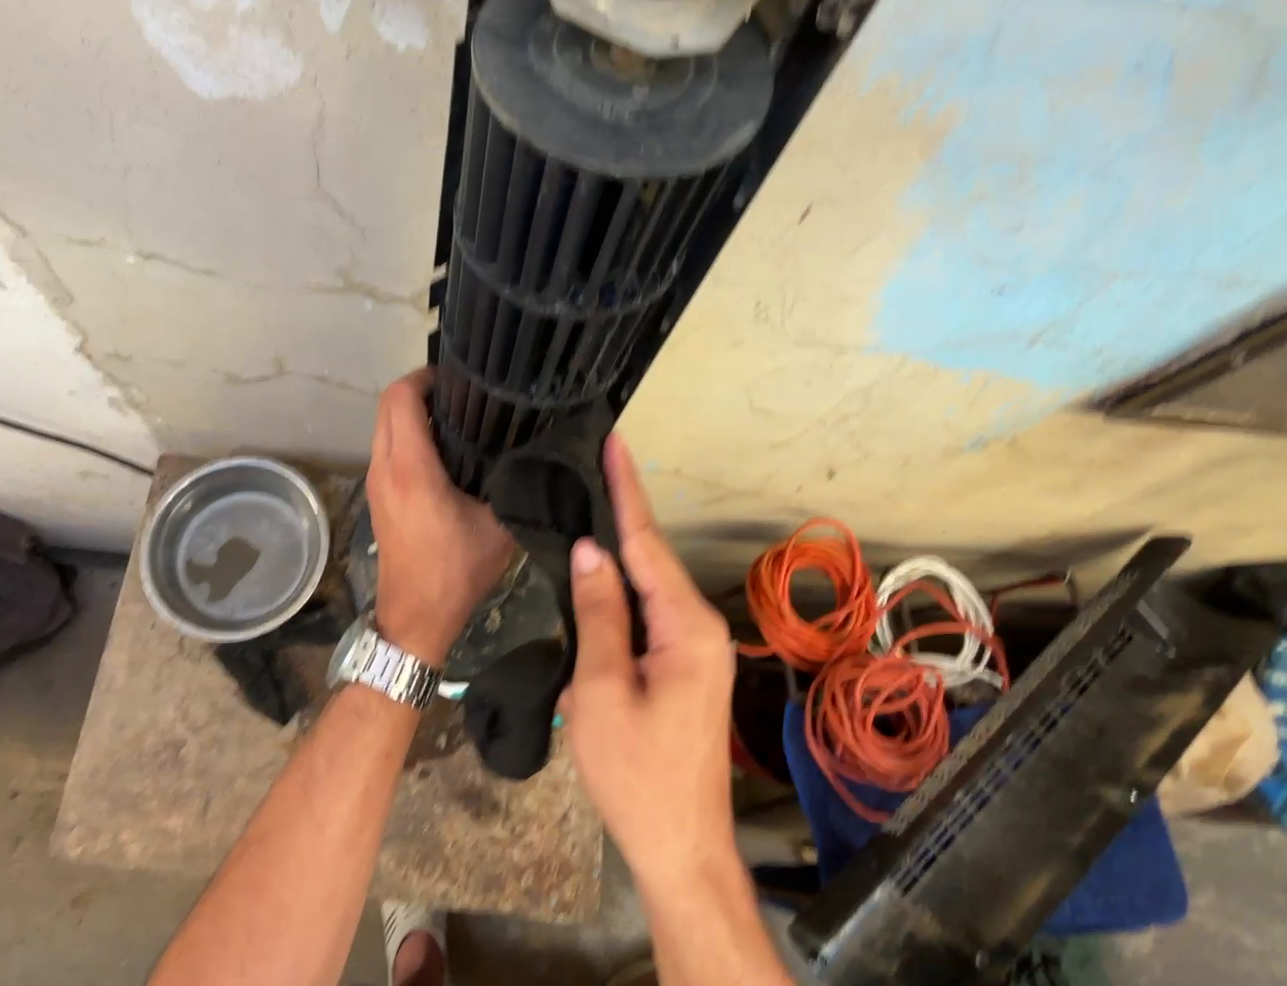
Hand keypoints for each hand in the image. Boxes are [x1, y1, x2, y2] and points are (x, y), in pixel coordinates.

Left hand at [367, 368, 514, 666]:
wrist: (415, 617)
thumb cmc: (456, 572)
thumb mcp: (499, 527)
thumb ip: (514, 485)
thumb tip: (537, 453)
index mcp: (411, 470)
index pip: (401, 398)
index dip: (426, 376)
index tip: (460, 378)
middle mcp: (384, 468)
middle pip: (387, 405)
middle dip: (420, 389)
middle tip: (463, 394)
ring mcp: (375, 482)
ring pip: (383, 426)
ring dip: (411, 412)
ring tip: (457, 418)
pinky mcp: (377, 496)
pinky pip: (386, 447)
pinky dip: (406, 435)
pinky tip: (443, 450)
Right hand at [561, 435, 738, 884]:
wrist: (679, 844)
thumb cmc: (635, 773)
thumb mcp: (600, 690)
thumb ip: (599, 614)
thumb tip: (592, 551)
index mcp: (685, 627)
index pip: (646, 543)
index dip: (626, 490)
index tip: (613, 441)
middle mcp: (700, 627)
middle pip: (651, 558)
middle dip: (620, 510)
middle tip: (588, 463)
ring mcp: (696, 649)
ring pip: (650, 586)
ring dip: (620, 548)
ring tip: (586, 503)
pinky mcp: (685, 667)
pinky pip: (650, 612)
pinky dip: (623, 586)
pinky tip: (600, 570)